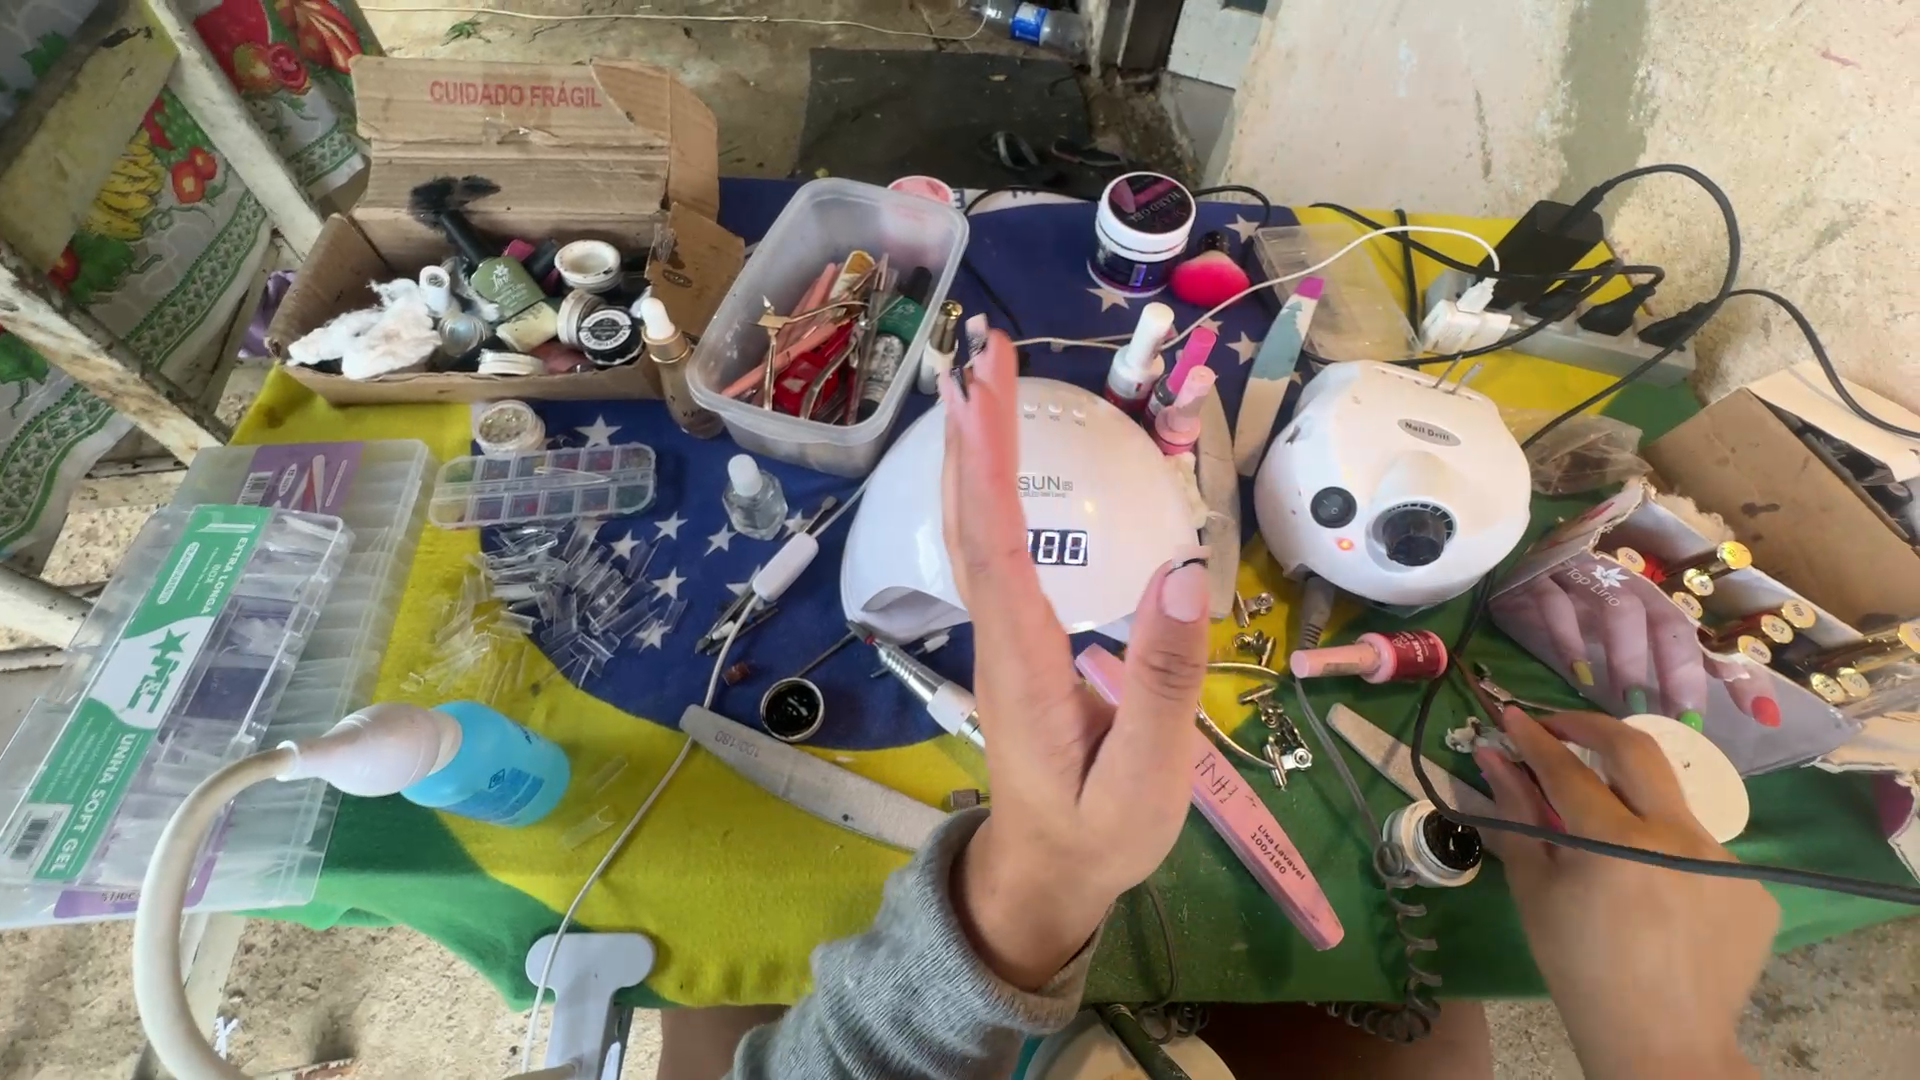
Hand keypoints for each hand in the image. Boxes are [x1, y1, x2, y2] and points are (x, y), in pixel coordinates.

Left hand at [937, 328, 1209, 990]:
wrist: (1045, 871)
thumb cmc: (1096, 833)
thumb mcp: (1146, 781)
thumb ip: (1163, 683)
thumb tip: (1184, 572)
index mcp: (1024, 658)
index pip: (996, 540)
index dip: (989, 455)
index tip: (984, 381)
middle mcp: (996, 632)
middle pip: (969, 517)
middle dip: (971, 430)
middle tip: (979, 352)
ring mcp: (996, 634)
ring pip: (969, 530)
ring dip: (970, 454)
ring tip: (979, 386)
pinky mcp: (1010, 637)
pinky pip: (987, 550)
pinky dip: (984, 493)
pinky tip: (996, 467)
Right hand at [1476, 709, 1776, 1078]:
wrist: (1661, 1038)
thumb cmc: (1574, 959)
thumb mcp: (1533, 880)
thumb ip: (1516, 810)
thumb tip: (1492, 755)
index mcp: (1617, 843)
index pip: (1566, 768)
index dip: (1532, 736)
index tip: (1509, 712)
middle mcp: (1680, 839)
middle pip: (1636, 751)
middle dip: (1588, 725)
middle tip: (1554, 724)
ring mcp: (1727, 861)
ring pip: (1665, 799)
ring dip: (1622, 790)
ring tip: (1592, 813)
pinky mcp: (1751, 885)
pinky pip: (1693, 841)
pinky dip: (1656, 839)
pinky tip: (1639, 873)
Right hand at [1495, 567, 1779, 726]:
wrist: (1513, 554)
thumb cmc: (1573, 594)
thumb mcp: (1625, 621)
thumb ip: (1672, 648)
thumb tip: (1738, 689)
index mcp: (1651, 593)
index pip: (1708, 633)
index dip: (1737, 669)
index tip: (1761, 715)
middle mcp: (1625, 581)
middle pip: (1667, 621)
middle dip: (1680, 670)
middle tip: (1683, 717)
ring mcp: (1581, 575)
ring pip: (1619, 611)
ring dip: (1629, 659)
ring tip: (1631, 702)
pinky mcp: (1539, 577)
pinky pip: (1557, 606)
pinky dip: (1570, 639)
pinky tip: (1578, 672)